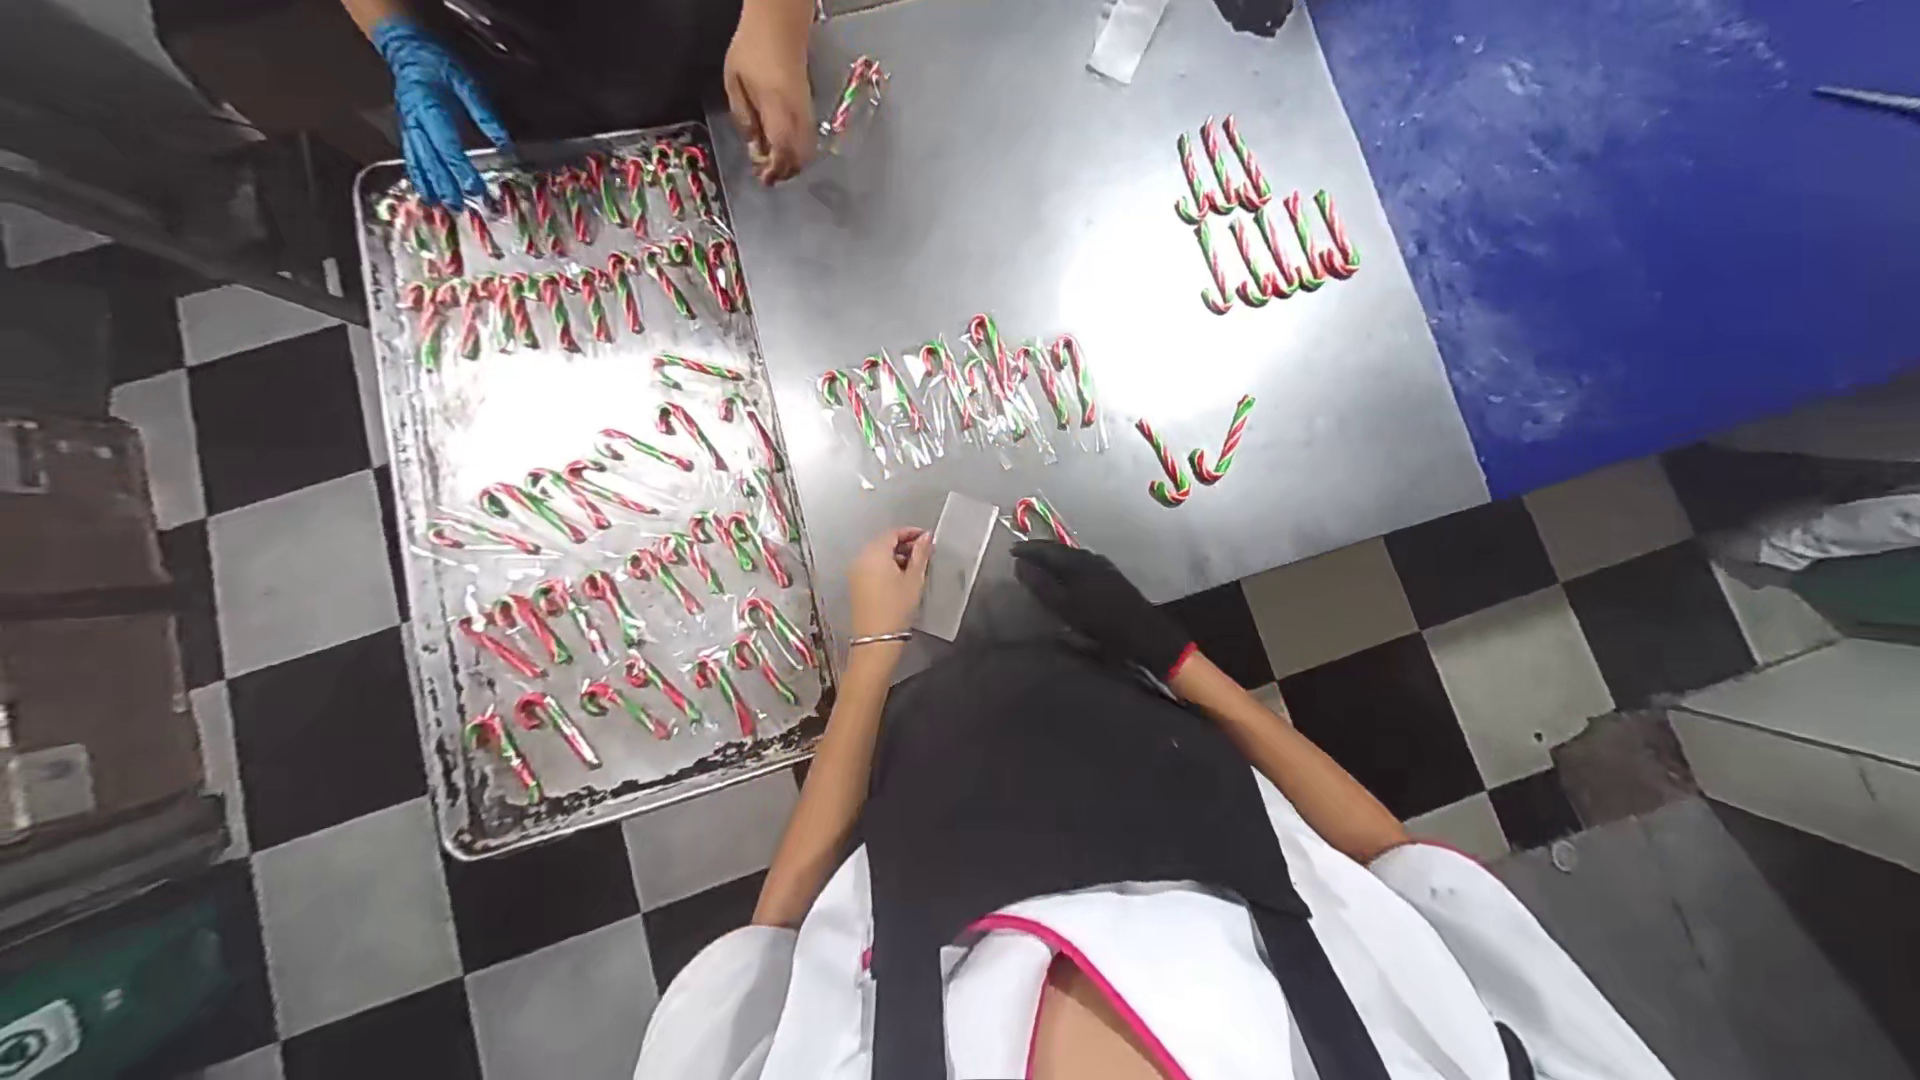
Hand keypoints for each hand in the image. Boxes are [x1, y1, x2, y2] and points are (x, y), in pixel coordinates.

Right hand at [371, 18, 512, 205]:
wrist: (407, 47)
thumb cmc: (441, 65)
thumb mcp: (468, 84)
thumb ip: (486, 115)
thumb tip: (506, 146)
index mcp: (430, 107)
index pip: (448, 145)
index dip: (461, 169)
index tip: (475, 189)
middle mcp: (415, 119)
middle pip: (430, 157)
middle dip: (444, 184)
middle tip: (457, 207)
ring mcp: (408, 124)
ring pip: (417, 158)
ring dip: (429, 184)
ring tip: (439, 207)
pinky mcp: (407, 128)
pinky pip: (410, 154)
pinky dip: (417, 174)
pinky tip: (424, 192)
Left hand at [724, 3, 815, 184]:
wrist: (780, 26)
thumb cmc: (752, 50)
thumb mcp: (735, 83)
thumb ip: (744, 118)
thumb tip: (753, 147)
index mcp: (777, 111)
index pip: (782, 153)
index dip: (773, 171)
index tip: (763, 179)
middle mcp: (797, 118)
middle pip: (798, 160)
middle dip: (783, 172)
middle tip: (767, 174)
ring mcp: (807, 116)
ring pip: (806, 154)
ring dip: (791, 164)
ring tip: (774, 163)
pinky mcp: (810, 112)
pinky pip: (808, 142)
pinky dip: (797, 152)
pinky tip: (784, 149)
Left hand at [848, 527, 931, 638]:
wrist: (876, 638)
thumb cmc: (897, 607)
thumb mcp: (914, 579)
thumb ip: (920, 554)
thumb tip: (926, 537)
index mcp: (875, 553)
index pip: (893, 533)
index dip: (911, 533)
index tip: (926, 538)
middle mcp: (861, 558)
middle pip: (883, 542)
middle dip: (904, 544)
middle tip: (923, 552)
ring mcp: (855, 571)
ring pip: (877, 554)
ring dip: (895, 555)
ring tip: (914, 566)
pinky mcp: (855, 583)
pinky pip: (871, 565)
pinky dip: (885, 565)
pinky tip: (900, 576)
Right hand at [1011, 541, 1194, 678]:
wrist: (1143, 632)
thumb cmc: (1100, 622)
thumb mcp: (1064, 607)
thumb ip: (1041, 585)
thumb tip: (1020, 565)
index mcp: (1076, 563)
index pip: (1046, 549)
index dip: (1028, 549)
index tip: (1012, 550)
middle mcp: (1090, 558)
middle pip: (1060, 549)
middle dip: (1040, 550)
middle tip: (1023, 553)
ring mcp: (1103, 566)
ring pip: (1072, 555)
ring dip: (1054, 556)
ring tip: (1040, 562)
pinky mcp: (1111, 575)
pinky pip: (1082, 562)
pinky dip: (1067, 563)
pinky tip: (1067, 572)